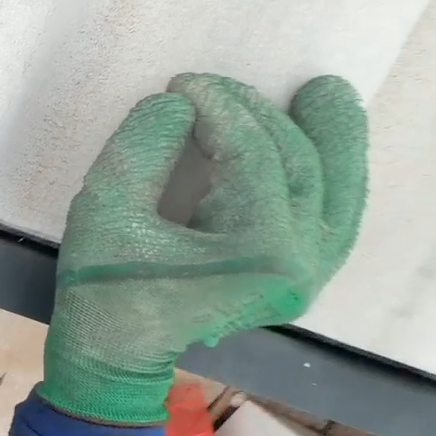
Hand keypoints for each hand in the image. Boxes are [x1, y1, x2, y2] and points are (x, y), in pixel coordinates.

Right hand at [40, 73, 367, 424]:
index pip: (254, 158)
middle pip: (302, 168)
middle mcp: (302, 263)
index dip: (221, 110)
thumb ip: (138, 154)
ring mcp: (309, 275)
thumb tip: (175, 103)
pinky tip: (322, 147)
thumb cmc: (98, 288)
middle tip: (215, 85)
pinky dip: (330, 176)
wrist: (111, 353)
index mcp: (257, 250)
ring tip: (324, 93)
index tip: (184, 82)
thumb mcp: (102, 214)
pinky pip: (333, 217)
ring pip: (338, 193)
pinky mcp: (298, 278)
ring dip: (332, 139)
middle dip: (261, 116)